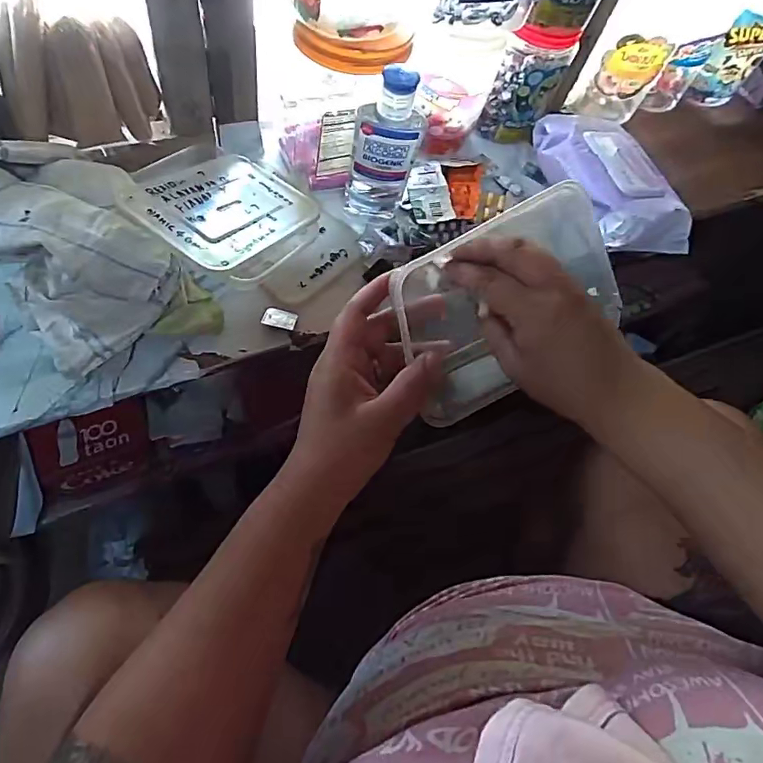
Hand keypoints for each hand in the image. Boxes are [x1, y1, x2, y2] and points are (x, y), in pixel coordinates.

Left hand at [285, 273, 442, 503]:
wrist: (315, 487)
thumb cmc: (342, 450)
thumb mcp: (382, 418)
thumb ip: (411, 386)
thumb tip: (436, 356)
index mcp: (339, 359)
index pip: (356, 312)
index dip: (377, 290)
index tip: (405, 275)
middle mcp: (341, 363)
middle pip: (373, 330)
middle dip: (406, 318)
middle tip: (444, 308)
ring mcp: (347, 382)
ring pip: (380, 353)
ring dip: (409, 348)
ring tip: (446, 343)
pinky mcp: (355, 399)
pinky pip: (381, 375)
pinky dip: (403, 371)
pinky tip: (430, 375)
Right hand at [443, 237, 636, 431]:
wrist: (617, 389)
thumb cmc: (562, 386)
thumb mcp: (515, 367)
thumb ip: (493, 332)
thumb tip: (483, 308)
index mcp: (533, 310)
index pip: (490, 280)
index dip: (464, 272)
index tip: (444, 269)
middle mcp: (550, 288)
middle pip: (511, 252)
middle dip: (479, 247)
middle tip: (454, 253)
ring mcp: (567, 283)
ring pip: (529, 248)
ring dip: (499, 245)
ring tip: (476, 251)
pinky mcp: (576, 286)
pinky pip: (542, 257)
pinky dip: (518, 252)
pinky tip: (505, 260)